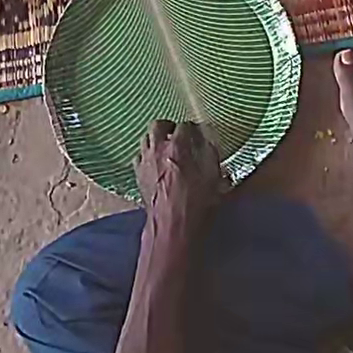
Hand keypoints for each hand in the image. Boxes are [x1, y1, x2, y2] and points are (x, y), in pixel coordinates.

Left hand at [134, 120, 224, 241]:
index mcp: (178, 147)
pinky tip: (155, 163)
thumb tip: (208, 143)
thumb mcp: (214, 177)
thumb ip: (211, 155)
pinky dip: (147, 155)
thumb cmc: (197, 203)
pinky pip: (140, 157)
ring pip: (146, 139)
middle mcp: (157, 150)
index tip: (199, 133)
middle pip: (158, 125)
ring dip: (156, 139)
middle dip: (169, 126)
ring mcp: (144, 162)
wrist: (172, 227)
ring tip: (166, 147)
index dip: (193, 128)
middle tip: (178, 133)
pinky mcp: (138, 176)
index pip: (185, 126)